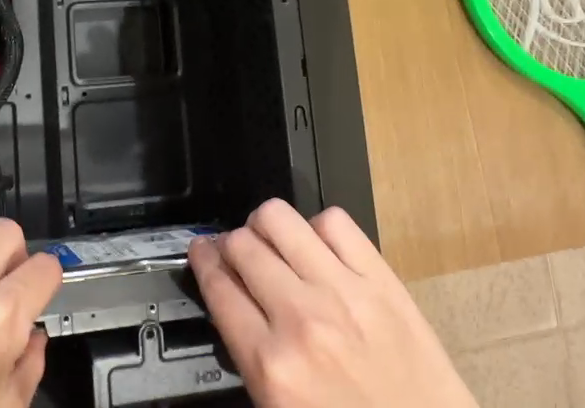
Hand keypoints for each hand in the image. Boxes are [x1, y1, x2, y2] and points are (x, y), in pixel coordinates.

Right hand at [190, 199, 476, 407]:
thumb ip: (251, 356)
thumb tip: (230, 300)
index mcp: (271, 366)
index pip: (218, 286)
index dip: (203, 261)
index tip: (202, 253)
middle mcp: (301, 321)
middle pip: (241, 245)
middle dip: (230, 244)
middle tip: (235, 251)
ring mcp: (344, 294)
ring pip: (278, 219)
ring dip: (265, 226)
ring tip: (271, 240)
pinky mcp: (383, 282)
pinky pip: (334, 222)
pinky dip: (317, 227)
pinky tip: (318, 248)